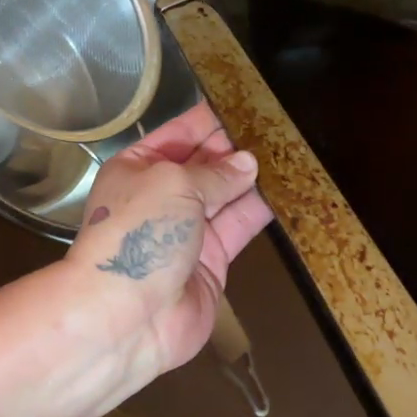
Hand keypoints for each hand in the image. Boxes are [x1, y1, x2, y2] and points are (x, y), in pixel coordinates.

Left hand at [61, 103, 274, 382]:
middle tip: (278, 125)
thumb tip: (247, 163)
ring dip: (252, 177)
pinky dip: (261, 211)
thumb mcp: (172, 185)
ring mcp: (186, 229)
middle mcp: (160, 194)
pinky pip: (239, 228)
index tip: (243, 102)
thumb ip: (213, 173)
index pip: (177, 134)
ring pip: (225, 195)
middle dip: (234, 147)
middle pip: (203, 164)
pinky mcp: (212, 261)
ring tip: (291, 152)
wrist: (125, 314)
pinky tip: (289, 191)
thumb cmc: (137, 232)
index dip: (207, 120)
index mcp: (136, 167)